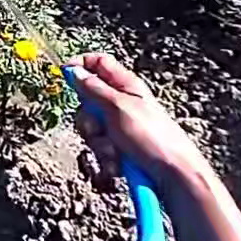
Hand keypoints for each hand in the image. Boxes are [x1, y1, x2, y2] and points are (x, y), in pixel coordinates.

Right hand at [69, 52, 211, 198]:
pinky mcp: (122, 149)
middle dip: (88, 119)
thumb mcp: (118, 108)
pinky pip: (100, 149)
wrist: (176, 178)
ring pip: (92, 128)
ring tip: (115, 153)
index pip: (98, 62)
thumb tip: (73, 71)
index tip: (65, 75)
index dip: (80, 65)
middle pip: (88, 101)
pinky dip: (106, 159)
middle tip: (100, 128)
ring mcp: (122, 127)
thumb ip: (92, 88)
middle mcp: (122, 103)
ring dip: (98, 143)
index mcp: (126, 85)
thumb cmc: (153, 138)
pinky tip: (118, 165)